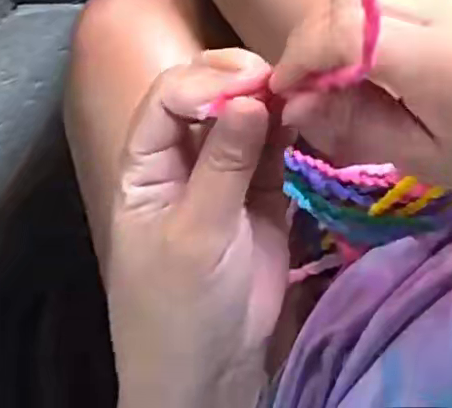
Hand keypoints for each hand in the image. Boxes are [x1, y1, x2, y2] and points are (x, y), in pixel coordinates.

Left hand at [108, 51, 291, 407]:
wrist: (215, 372)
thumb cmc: (182, 309)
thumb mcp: (196, 236)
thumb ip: (225, 165)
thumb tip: (252, 98)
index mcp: (146, 162)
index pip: (167, 98)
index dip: (204, 82)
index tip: (249, 83)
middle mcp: (183, 152)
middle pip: (206, 91)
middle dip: (238, 78)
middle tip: (276, 78)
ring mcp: (225, 164)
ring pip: (245, 108)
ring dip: (270, 96)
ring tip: (298, 90)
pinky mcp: (262, 180)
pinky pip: (275, 137)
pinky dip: (290, 122)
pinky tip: (306, 113)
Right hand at [270, 0, 451, 196]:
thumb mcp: (419, 156)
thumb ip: (354, 124)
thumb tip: (294, 103)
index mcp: (433, 58)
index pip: (347, 31)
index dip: (305, 54)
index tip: (287, 87)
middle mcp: (437, 11)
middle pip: (350, 1)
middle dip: (311, 36)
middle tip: (302, 78)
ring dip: (332, 15)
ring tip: (325, 56)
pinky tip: (357, 9)